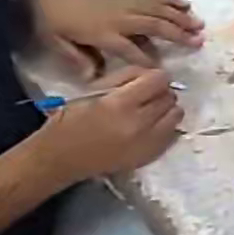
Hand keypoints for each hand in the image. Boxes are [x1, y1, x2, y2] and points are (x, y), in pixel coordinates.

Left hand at [27, 0, 203, 79]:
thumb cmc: (55, 21)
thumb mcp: (56, 43)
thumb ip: (76, 60)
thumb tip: (95, 77)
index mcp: (102, 32)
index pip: (129, 49)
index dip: (145, 60)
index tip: (161, 72)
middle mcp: (121, 18)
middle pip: (154, 25)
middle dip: (178, 34)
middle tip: (198, 42)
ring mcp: (128, 5)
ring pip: (160, 10)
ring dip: (182, 17)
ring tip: (200, 25)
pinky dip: (173, 1)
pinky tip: (188, 5)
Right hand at [31, 67, 184, 182]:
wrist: (57, 161)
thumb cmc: (70, 121)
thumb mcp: (93, 90)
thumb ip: (126, 79)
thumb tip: (152, 74)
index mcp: (119, 104)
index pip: (159, 79)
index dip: (153, 77)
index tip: (144, 81)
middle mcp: (138, 124)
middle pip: (169, 96)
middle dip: (159, 93)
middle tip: (144, 97)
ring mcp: (146, 143)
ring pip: (176, 114)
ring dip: (165, 109)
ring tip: (148, 112)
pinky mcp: (149, 157)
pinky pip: (172, 133)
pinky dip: (165, 127)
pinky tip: (149, 128)